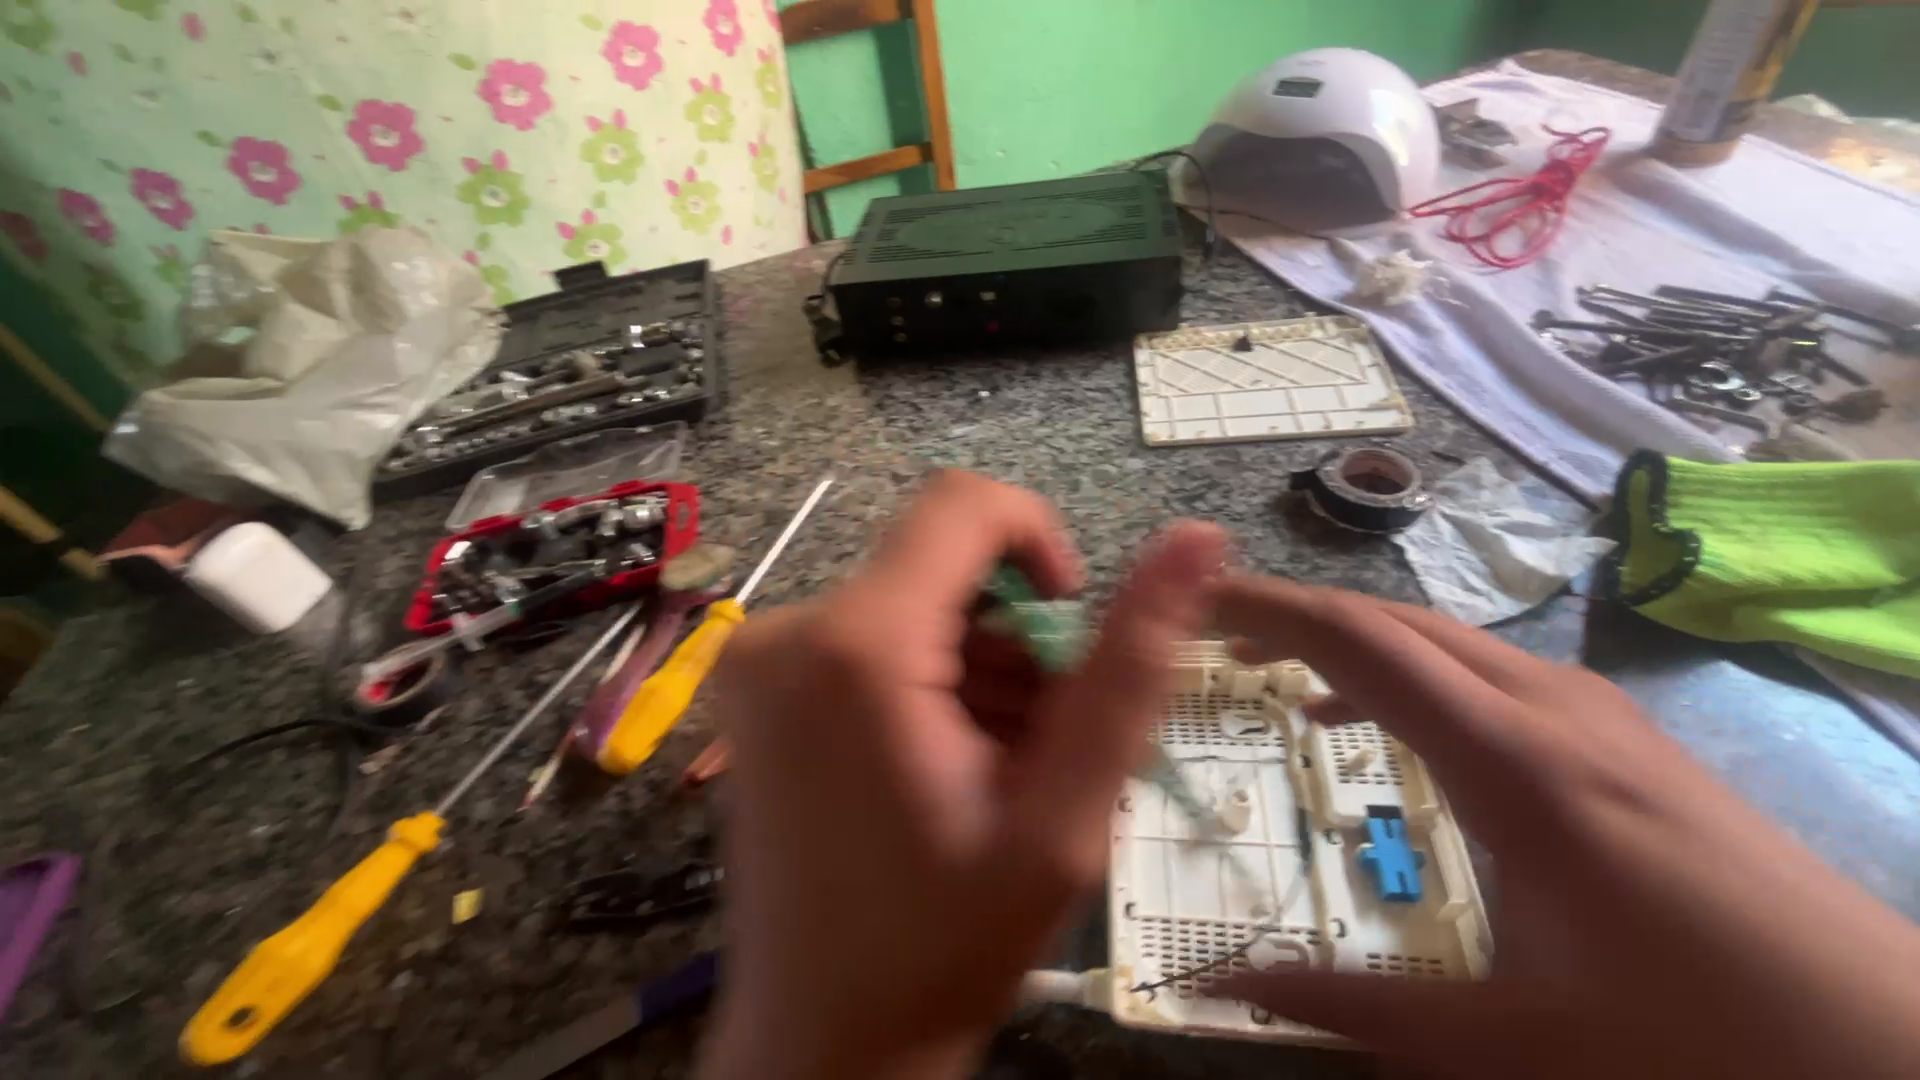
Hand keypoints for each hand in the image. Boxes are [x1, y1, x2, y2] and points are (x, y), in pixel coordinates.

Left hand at [699, 472, 1226, 1079]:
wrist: (821, 1043)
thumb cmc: (943, 944)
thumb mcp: (1063, 813)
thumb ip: (1130, 666)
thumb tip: (1195, 538)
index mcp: (855, 645)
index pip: (963, 504)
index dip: (1038, 542)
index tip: (1066, 628)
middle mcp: (787, 628)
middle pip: (938, 563)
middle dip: (1009, 634)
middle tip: (1032, 739)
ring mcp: (760, 655)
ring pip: (909, 601)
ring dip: (972, 665)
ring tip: (990, 765)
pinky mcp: (758, 683)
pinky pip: (868, 635)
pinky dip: (925, 678)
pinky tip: (942, 759)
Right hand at [1210, 578, 1919, 1079]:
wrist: (1909, 1062)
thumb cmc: (1700, 1046)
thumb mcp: (1509, 1045)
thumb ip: (1349, 1005)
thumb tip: (1220, 986)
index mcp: (1512, 761)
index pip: (1357, 641)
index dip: (1265, 608)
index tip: (1194, 600)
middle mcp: (1549, 707)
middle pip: (1390, 619)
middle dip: (1290, 613)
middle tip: (1209, 637)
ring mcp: (1591, 712)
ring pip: (1436, 636)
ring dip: (1344, 641)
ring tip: (1268, 673)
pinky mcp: (1615, 734)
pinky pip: (1477, 669)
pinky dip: (1400, 673)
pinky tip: (1369, 722)